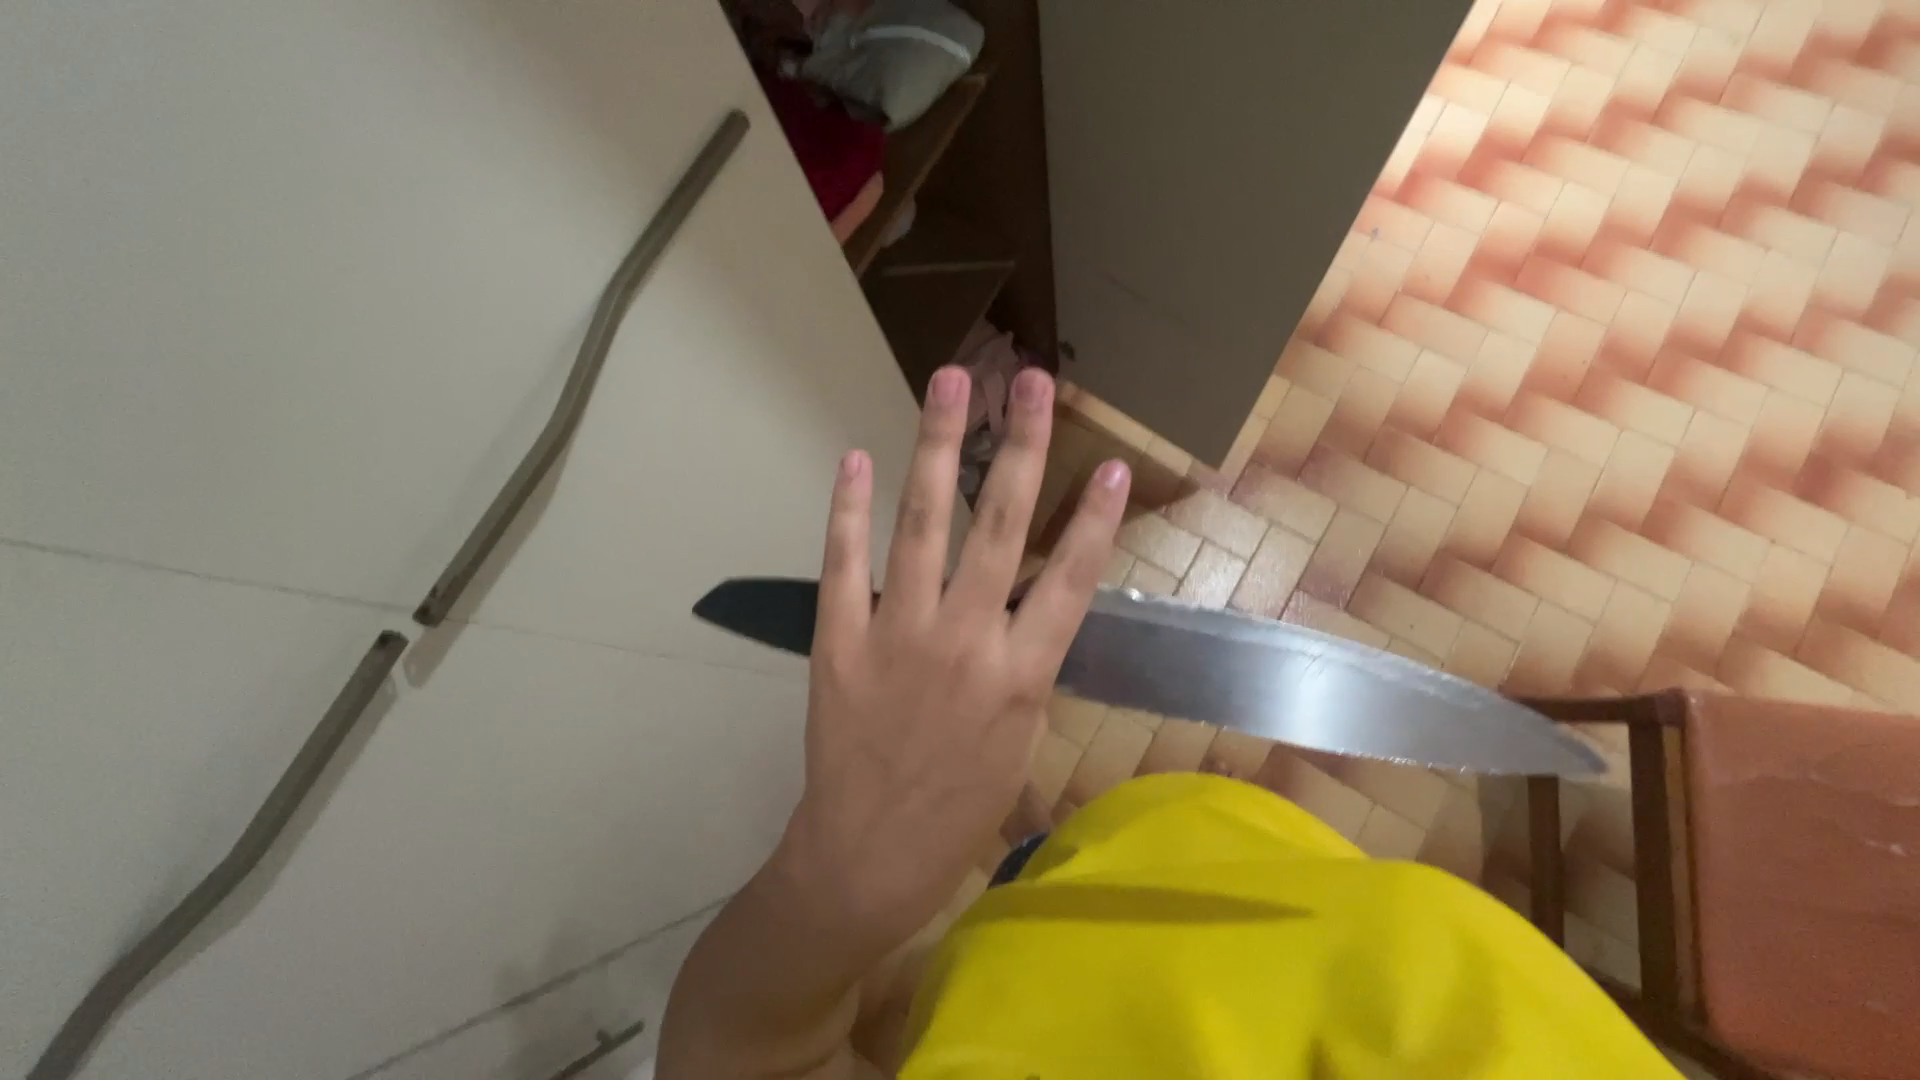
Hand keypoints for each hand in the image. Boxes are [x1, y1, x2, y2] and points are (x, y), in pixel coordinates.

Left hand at [776, 365, 1129, 949]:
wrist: (868, 858)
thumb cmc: (959, 812)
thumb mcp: (1020, 745)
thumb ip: (1025, 669)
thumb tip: (1026, 611)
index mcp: (1022, 675)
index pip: (1072, 580)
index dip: (1097, 519)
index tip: (1114, 463)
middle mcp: (966, 641)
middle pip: (1001, 526)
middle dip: (1020, 445)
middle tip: (1030, 379)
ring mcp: (898, 634)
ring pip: (923, 523)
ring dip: (937, 445)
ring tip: (951, 382)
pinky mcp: (840, 640)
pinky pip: (843, 562)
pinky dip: (849, 508)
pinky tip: (857, 457)